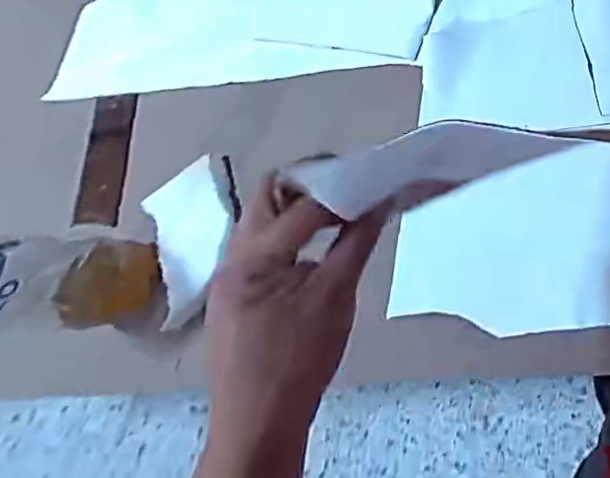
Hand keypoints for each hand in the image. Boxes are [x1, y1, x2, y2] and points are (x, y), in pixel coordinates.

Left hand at [197, 173, 388, 477]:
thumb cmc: (299, 362)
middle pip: (270, 194)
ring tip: (338, 210)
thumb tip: (380, 203)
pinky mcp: (235, 291)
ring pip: (264, 216)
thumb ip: (357, 241)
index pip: (303, 205)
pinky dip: (290, 231)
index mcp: (253, 257)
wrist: (259, 427)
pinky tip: (317, 242)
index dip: (341, 190)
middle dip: (311, 182)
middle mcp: (233, 256)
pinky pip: (262, 242)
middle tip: (349, 185)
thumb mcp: (336, 296)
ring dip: (299, 206)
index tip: (372, 182)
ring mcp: (229, 274)